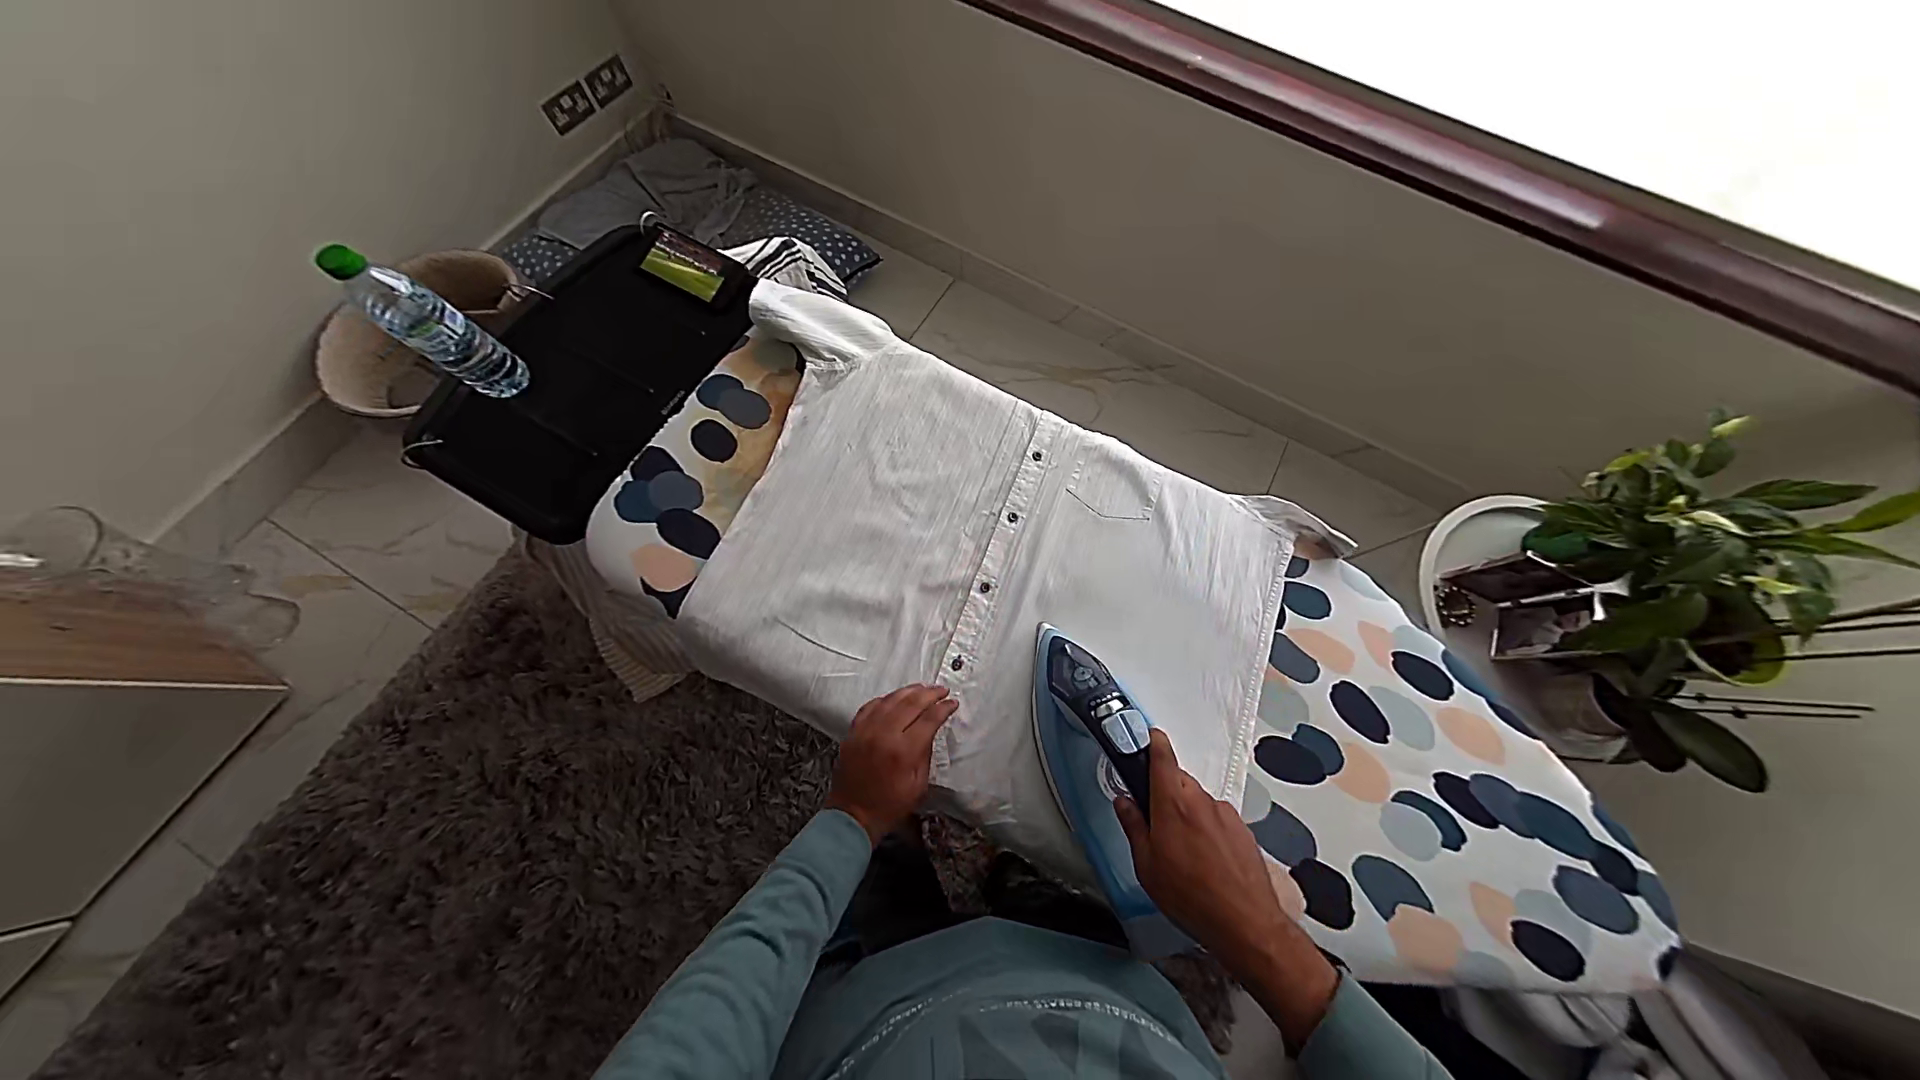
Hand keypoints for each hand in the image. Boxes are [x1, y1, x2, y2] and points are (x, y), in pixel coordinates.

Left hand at [824, 684, 956, 844]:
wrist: (853, 815)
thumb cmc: (889, 805)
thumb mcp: (918, 785)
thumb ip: (925, 753)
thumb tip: (930, 729)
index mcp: (903, 751)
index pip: (928, 719)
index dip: (943, 708)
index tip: (952, 703)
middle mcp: (883, 735)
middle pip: (911, 703)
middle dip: (929, 694)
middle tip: (941, 690)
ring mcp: (866, 731)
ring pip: (890, 700)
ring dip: (909, 691)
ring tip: (922, 689)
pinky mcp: (853, 732)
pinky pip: (870, 706)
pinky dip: (885, 699)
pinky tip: (895, 698)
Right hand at [1115, 730, 1337, 1050]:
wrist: (1245, 924)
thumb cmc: (1192, 896)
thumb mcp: (1146, 864)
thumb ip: (1133, 825)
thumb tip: (1124, 804)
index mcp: (1172, 801)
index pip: (1162, 755)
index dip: (1153, 741)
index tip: (1147, 736)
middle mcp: (1200, 800)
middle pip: (1178, 780)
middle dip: (1164, 793)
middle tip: (1154, 820)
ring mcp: (1225, 814)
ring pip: (1197, 800)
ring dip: (1187, 814)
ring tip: (1182, 851)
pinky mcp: (1242, 830)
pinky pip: (1216, 819)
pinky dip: (1207, 830)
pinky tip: (1204, 860)